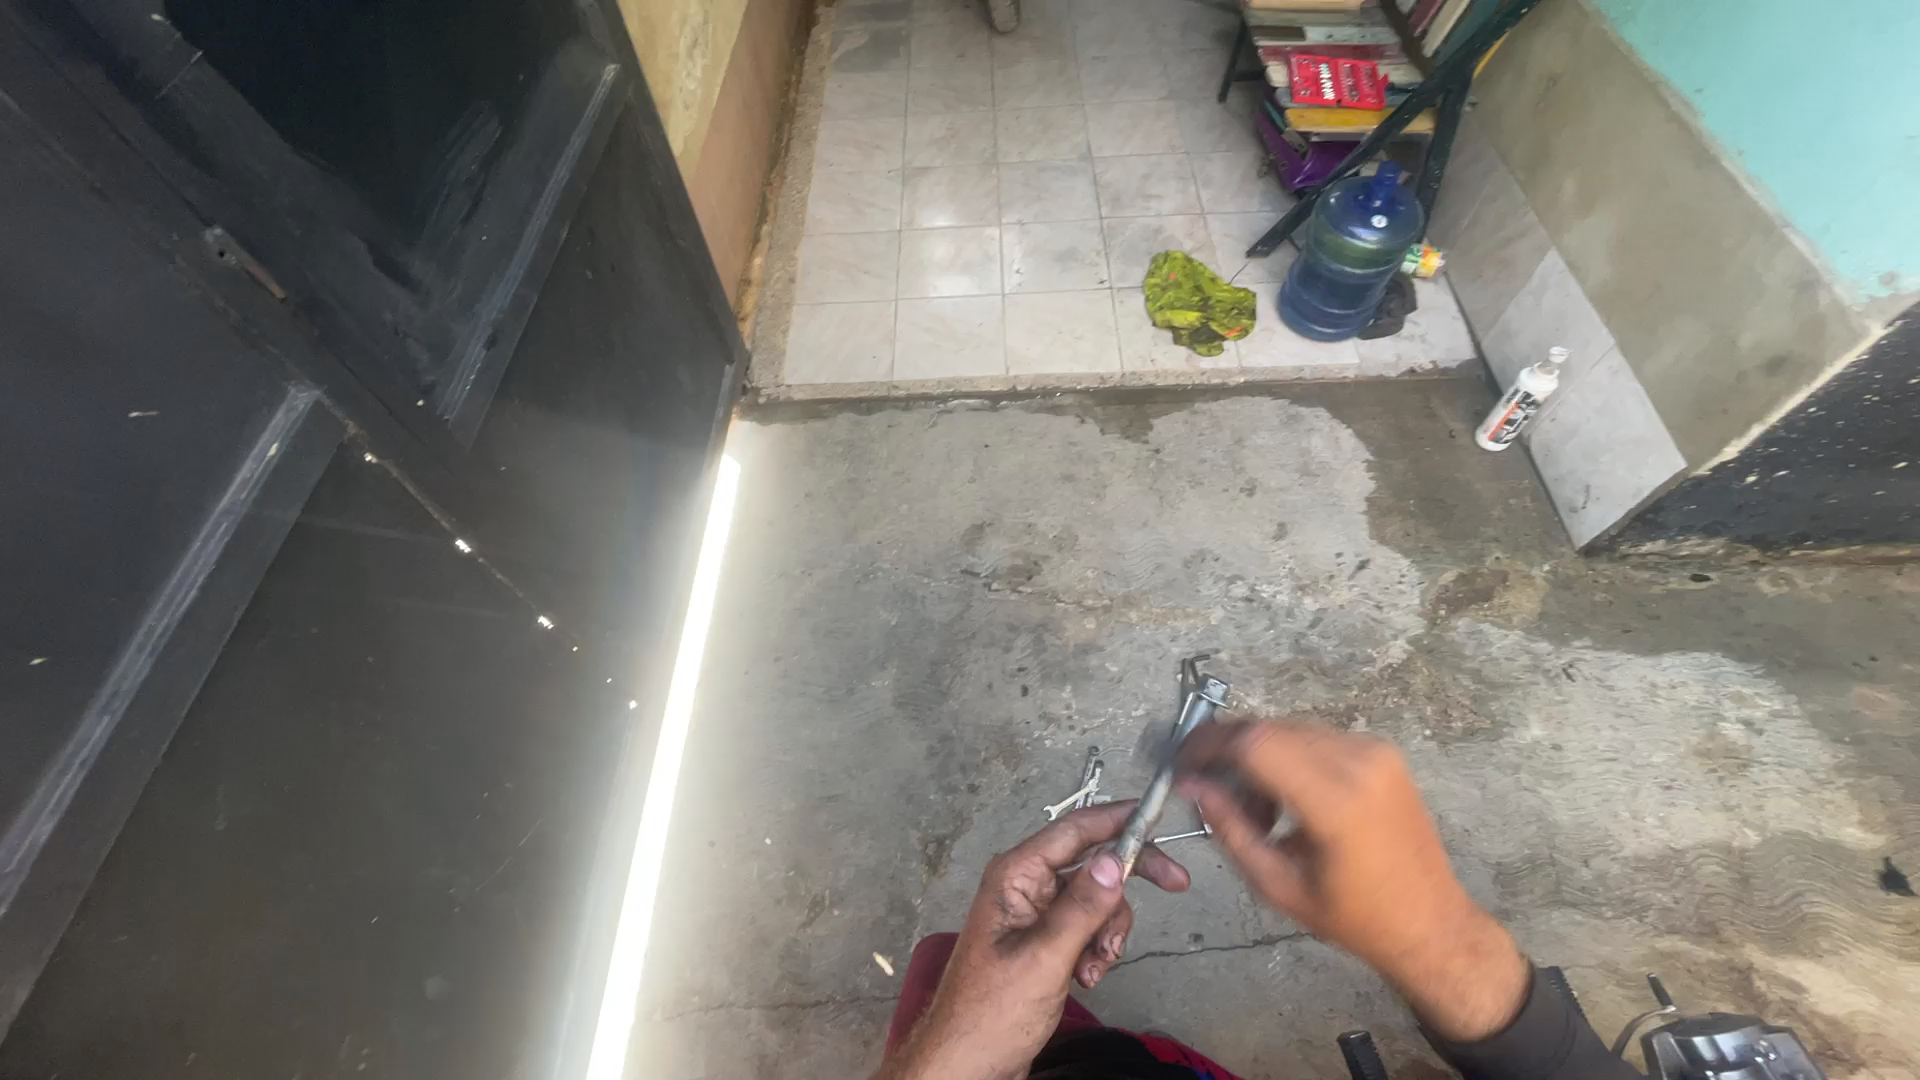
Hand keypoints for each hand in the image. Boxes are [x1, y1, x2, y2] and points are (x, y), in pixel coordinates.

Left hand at [879, 802, 1189, 1079]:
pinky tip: (1086, 977)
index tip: (1159, 818)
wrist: (966, 1063)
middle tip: (1177, 885)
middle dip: (1127, 879)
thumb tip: (1115, 859)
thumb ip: (1081, 908)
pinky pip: (1087, 926)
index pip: (1075, 830)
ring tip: (1095, 967)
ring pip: (1095, 898)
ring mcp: (1036, 911)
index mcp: (1017, 873)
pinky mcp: (1045, 938)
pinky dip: (1097, 948)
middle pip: (1091, 861)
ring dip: (1108, 931)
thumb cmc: (993, 1010)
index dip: (1118, 819)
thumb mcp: (1044, 957)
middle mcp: (1027, 882)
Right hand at [1177, 720, 1528, 1041]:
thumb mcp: (1277, 885)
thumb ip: (1229, 828)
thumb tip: (1191, 785)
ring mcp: (1374, 751)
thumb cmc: (1355, 917)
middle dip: (1227, 749)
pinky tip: (1285, 796)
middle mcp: (1358, 763)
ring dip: (1256, 755)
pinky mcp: (1381, 750)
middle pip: (1267, 730)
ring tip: (1255, 805)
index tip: (1183, 763)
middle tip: (1207, 783)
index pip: (1255, 744)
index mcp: (1335, 802)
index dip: (1208, 745)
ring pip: (1287, 729)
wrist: (1434, 925)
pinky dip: (1285, 756)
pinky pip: (1313, 736)